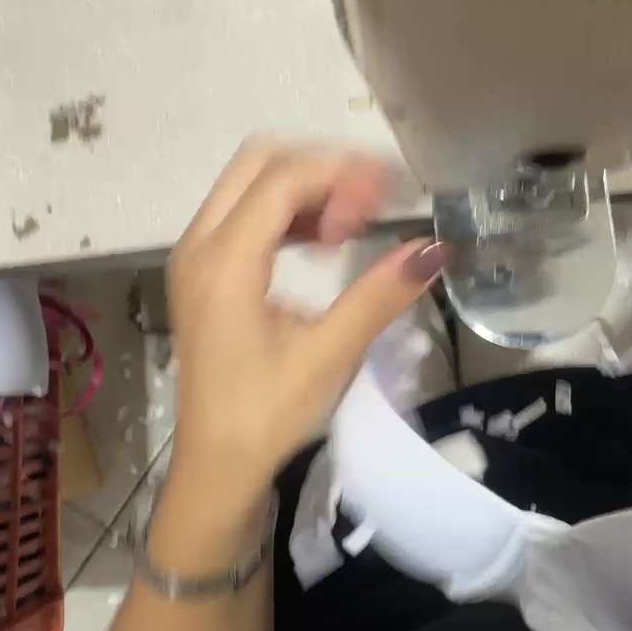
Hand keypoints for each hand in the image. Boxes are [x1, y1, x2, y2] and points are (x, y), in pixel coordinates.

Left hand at [165, 140, 445, 512]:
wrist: (217, 467)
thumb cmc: (268, 416)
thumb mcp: (330, 355)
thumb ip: (379, 295)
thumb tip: (434, 249)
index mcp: (224, 263)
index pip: (283, 179)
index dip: (342, 174)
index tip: (391, 194)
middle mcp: (199, 245)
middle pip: (260, 163)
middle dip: (324, 169)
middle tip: (374, 203)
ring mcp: (197, 258)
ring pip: (252, 185)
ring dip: (308, 189)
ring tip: (356, 224)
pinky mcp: (206, 274)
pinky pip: (246, 215)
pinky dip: (291, 213)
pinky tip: (327, 243)